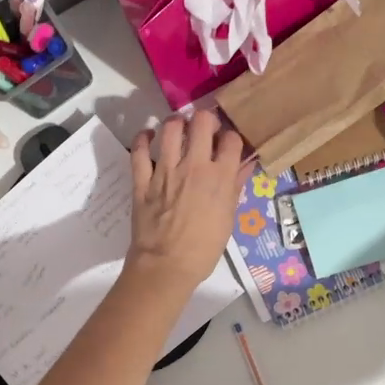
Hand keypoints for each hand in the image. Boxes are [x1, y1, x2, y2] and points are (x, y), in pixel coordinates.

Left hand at [125, 110, 250, 292]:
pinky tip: (149, 136)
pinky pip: (140, 150)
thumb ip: (235, 187)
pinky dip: (143, 138)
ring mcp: (166, 171)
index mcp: (220, 177)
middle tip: (204, 128)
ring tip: (179, 129)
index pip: (232, 139)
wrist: (167, 266)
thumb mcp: (228, 219)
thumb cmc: (204, 249)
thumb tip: (245, 165)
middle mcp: (194, 166)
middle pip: (202, 122)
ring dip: (176, 123)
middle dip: (206, 119)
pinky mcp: (142, 179)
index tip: (227, 143)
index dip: (231, 137)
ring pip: (171, 128)